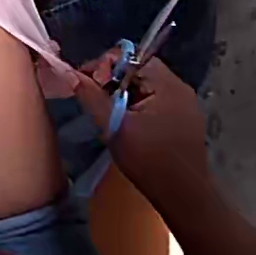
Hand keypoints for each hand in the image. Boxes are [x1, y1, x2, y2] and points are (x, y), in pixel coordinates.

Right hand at [71, 50, 209, 195]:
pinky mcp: (184, 119)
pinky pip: (156, 100)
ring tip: (106, 111)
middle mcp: (179, 88)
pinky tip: (126, 123)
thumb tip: (70, 74)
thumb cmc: (149, 161)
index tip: (86, 82)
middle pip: (139, 69)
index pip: (131, 57)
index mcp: (166, 84)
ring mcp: (185, 104)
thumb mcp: (114, 127)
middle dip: (112, 79)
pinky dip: (137, 104)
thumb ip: (92, 97)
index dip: (105, 65)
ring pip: (146, 86)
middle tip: (93, 97)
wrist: (185, 197)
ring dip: (123, 92)